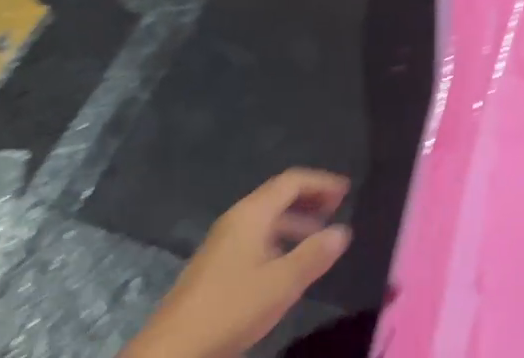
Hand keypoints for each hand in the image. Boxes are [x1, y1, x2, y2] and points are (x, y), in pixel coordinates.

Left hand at [124, 168, 352, 357]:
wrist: (176, 344)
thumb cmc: (232, 307)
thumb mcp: (281, 284)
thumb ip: (313, 255)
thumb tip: (343, 230)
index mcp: (252, 214)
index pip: (290, 182)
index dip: (320, 182)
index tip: (347, 190)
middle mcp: (237, 218)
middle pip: (277, 195)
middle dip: (309, 198)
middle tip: (339, 208)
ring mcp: (225, 240)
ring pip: (267, 218)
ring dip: (296, 220)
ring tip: (321, 236)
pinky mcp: (219, 262)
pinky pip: (257, 235)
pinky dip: (280, 238)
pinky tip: (290, 262)